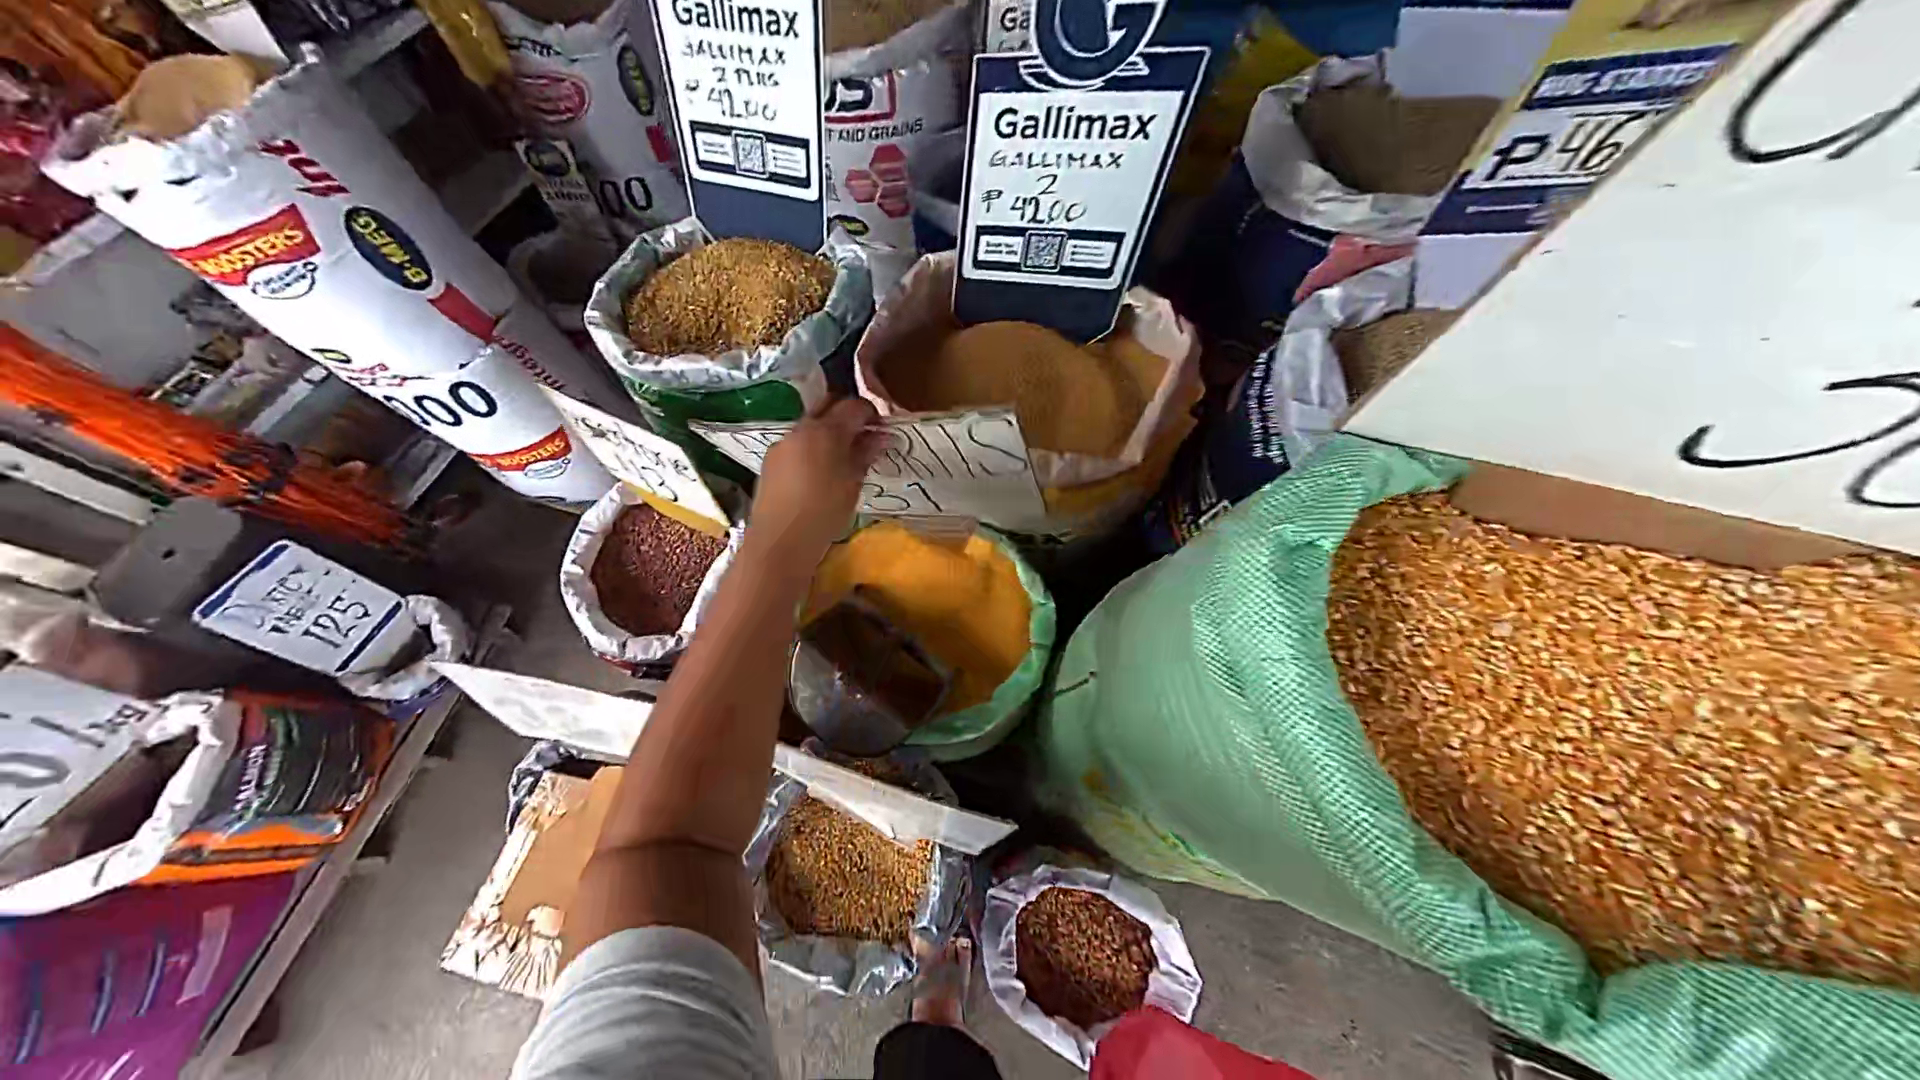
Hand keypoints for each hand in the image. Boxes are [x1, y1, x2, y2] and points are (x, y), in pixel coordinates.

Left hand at [747, 397, 885, 559]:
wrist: (780, 541)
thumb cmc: (825, 513)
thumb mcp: (853, 484)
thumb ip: (865, 455)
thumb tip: (879, 436)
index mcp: (825, 431)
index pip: (854, 405)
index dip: (871, 413)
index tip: (881, 430)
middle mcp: (801, 429)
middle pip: (828, 406)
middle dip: (847, 416)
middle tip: (863, 438)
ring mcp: (782, 443)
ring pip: (810, 426)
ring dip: (828, 433)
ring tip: (841, 460)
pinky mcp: (770, 461)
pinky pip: (797, 444)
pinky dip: (811, 449)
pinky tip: (818, 474)